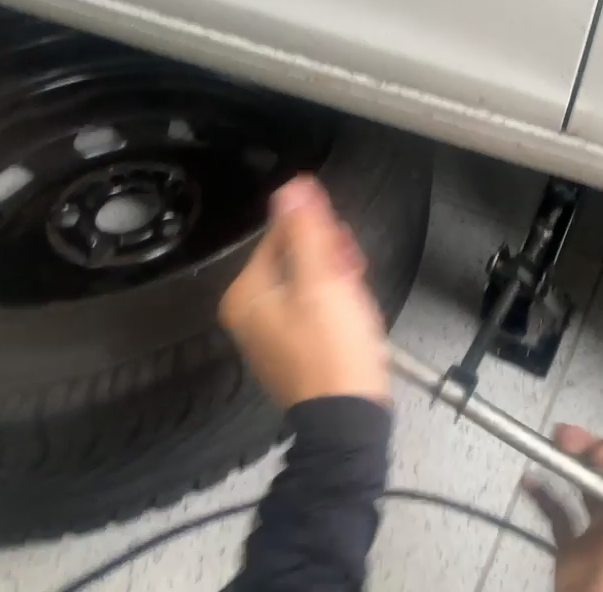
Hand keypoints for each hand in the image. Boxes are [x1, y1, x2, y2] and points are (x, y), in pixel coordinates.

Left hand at [218, 176, 388, 406]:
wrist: (349, 416)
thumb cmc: (335, 347)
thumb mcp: (324, 280)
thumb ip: (308, 231)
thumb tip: (292, 187)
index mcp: (246, 293)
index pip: (284, 234)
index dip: (323, 237)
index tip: (344, 257)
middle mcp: (249, 311)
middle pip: (297, 256)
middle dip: (331, 260)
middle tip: (351, 281)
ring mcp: (270, 331)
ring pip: (309, 279)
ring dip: (338, 280)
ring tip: (355, 302)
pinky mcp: (293, 345)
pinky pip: (312, 304)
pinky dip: (334, 302)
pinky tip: (351, 317)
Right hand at [522, 425, 602, 591]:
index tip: (596, 454)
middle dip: (591, 448)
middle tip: (562, 437)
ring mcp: (602, 539)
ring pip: (586, 489)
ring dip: (568, 464)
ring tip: (549, 444)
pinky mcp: (574, 558)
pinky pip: (559, 518)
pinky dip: (544, 498)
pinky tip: (528, 481)